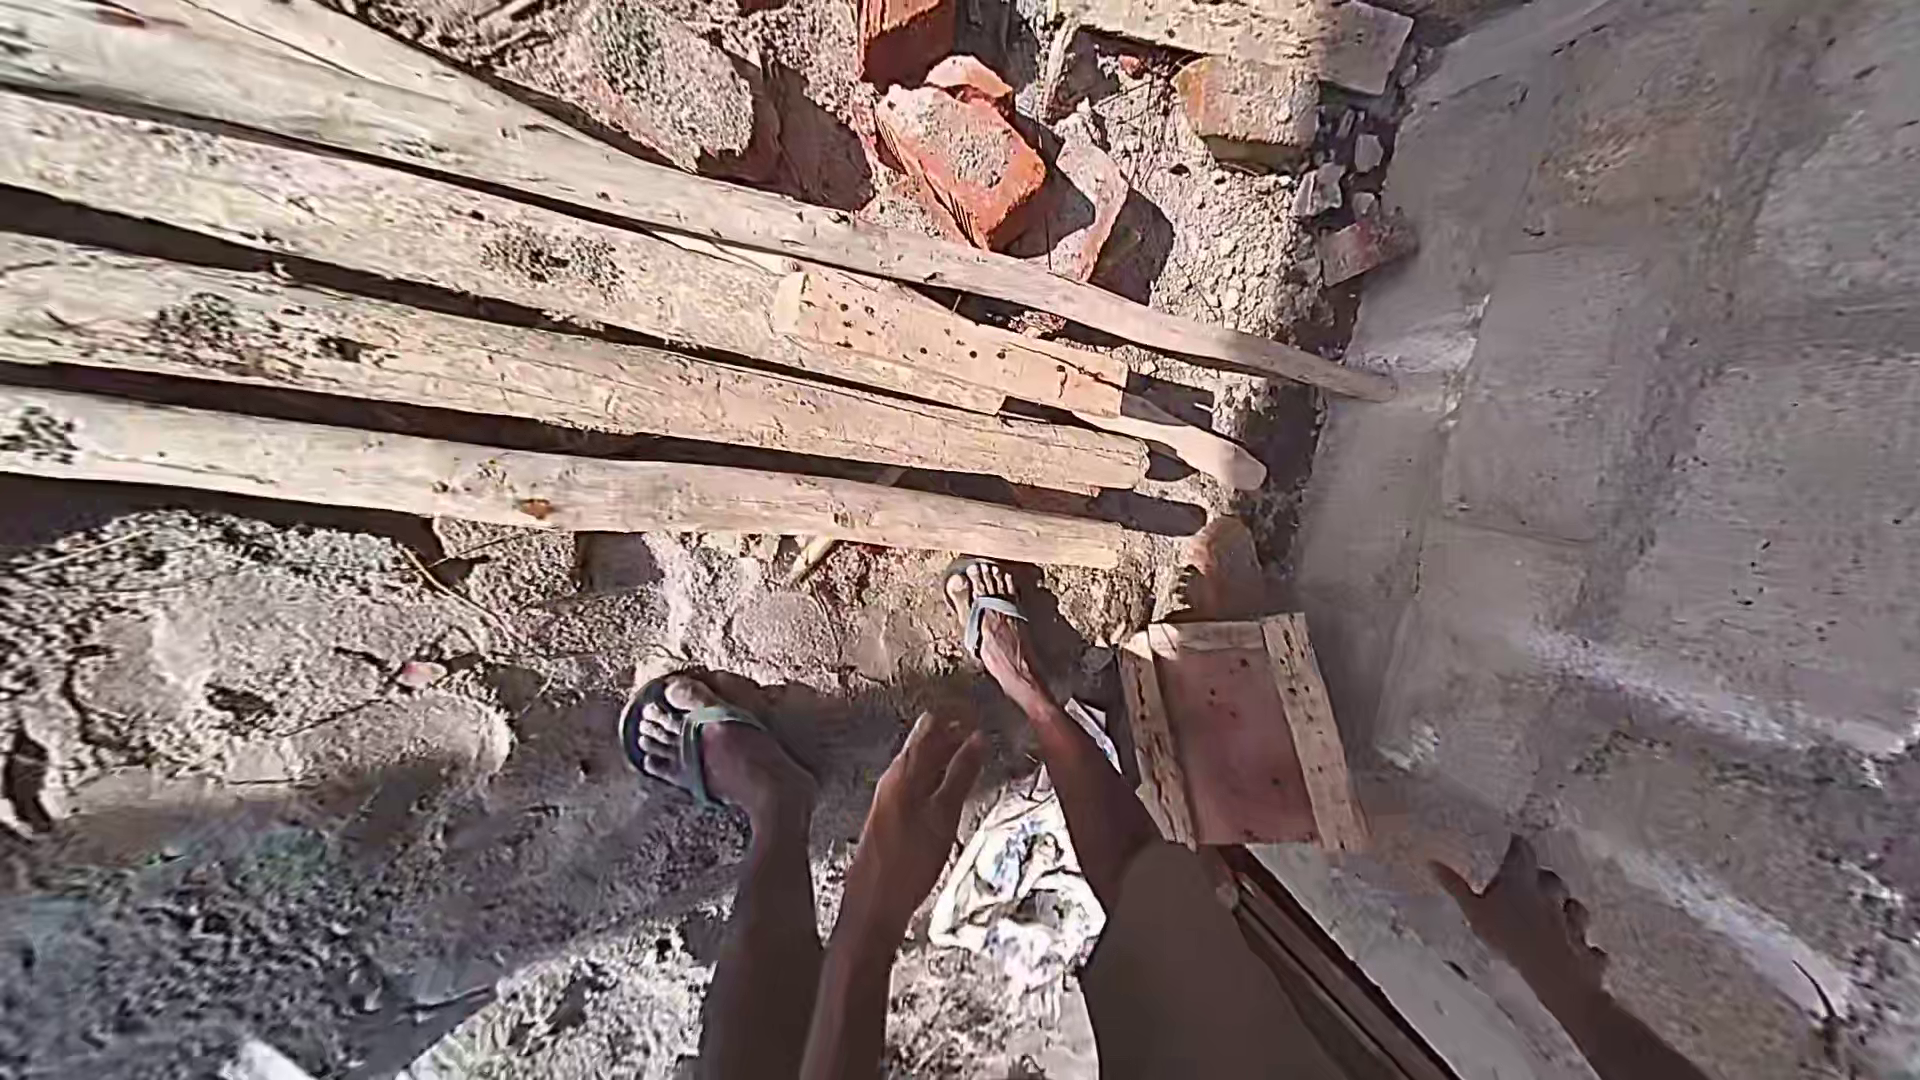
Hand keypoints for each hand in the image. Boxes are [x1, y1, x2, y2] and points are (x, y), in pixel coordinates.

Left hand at [843, 708, 986, 937]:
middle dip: (951, 734)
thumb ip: (962, 773)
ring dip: (944, 755)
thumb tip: (977, 739)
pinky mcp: (889, 815)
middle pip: (923, 742)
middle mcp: (893, 778)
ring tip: (969, 755)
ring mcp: (889, 796)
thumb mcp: (944, 814)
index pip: (930, 726)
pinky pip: (915, 781)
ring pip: (919, 762)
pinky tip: (947, 788)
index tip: (976, 714)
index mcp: (904, 771)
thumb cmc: (908, 862)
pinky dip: (935, 775)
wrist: (873, 906)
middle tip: (978, 733)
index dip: (954, 717)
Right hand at [1433, 835, 1607, 1001]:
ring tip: (1554, 911)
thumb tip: (1432, 862)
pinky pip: (1589, 944)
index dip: (1516, 843)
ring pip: (1576, 907)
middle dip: (1542, 878)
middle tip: (1528, 882)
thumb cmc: (1509, 937)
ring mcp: (1573, 922)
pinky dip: (1583, 944)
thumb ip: (1454, 885)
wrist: (1556, 976)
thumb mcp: (1472, 910)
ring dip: (1567, 907)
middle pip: (1551, 878)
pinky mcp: (1587, 947)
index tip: (1509, 840)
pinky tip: (1576, 948)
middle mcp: (1549, 895)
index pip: (1521, 850)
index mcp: (1520, 880)